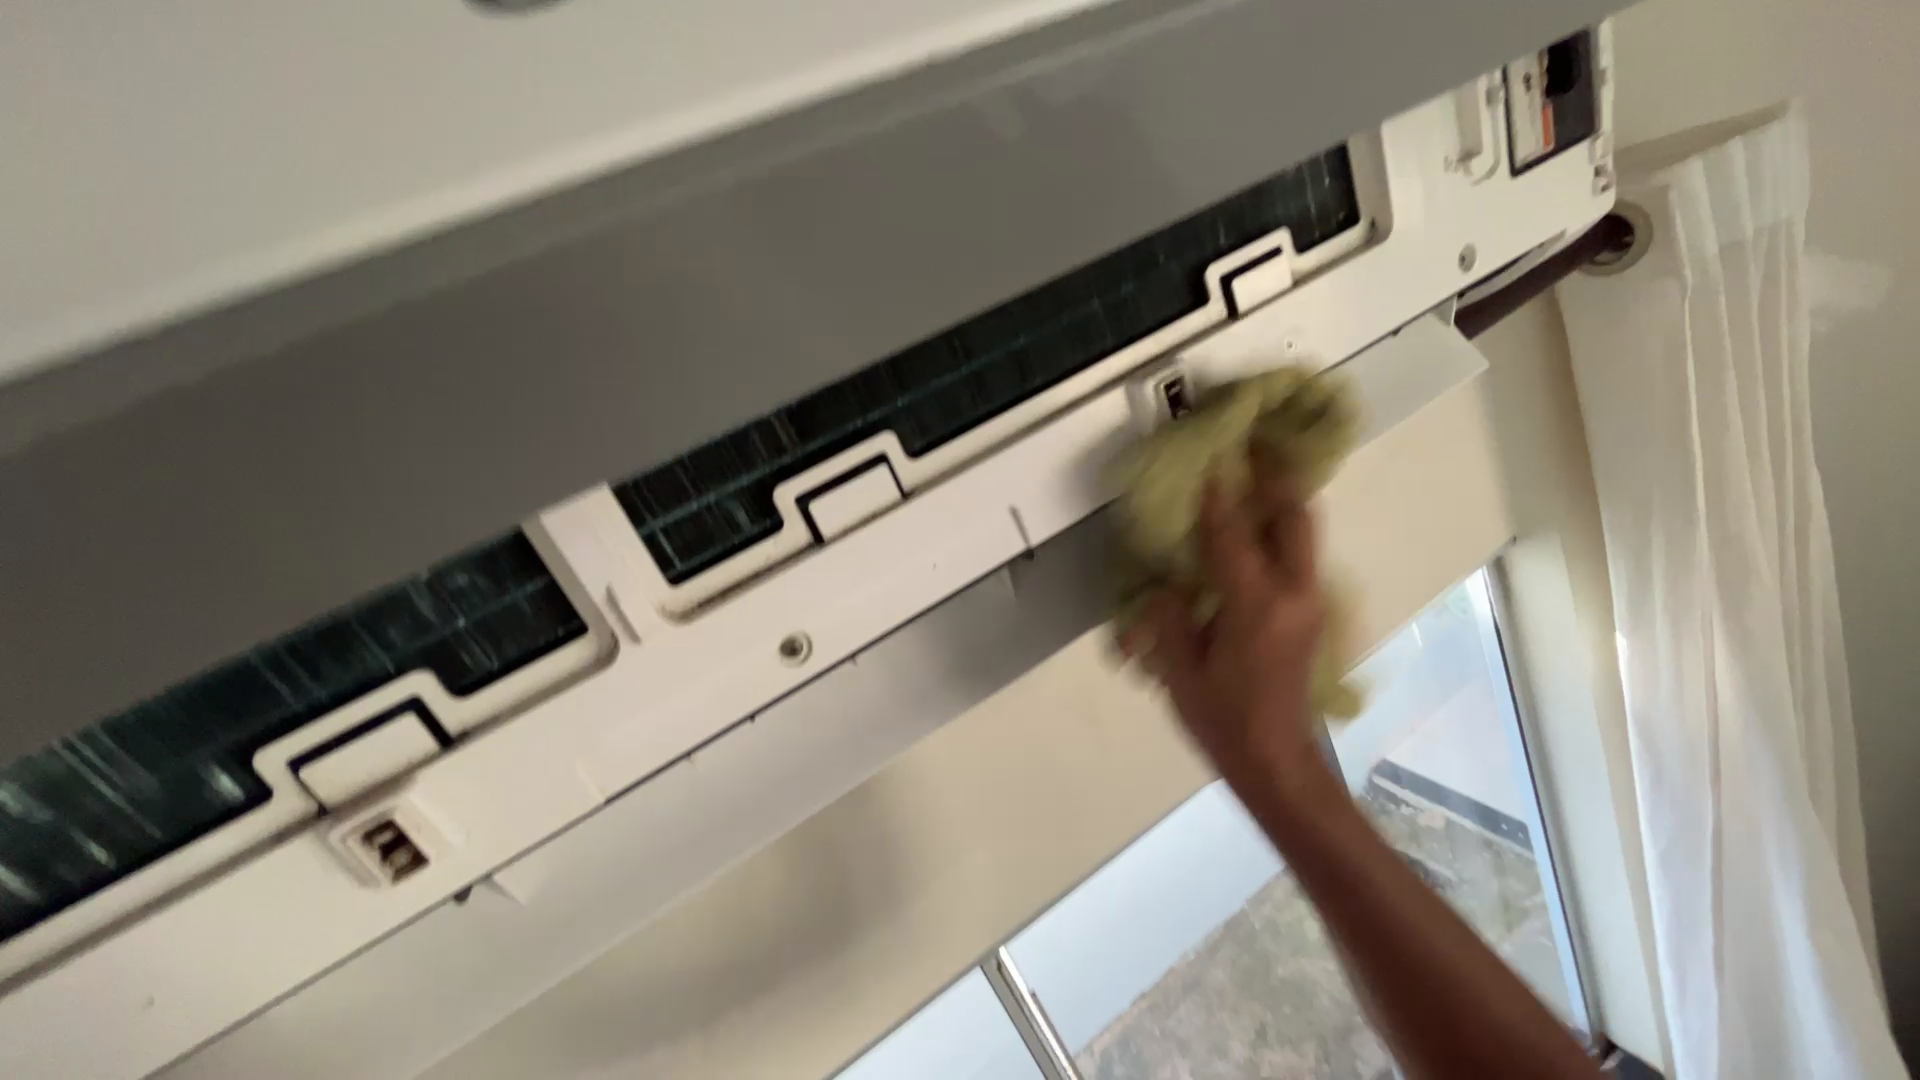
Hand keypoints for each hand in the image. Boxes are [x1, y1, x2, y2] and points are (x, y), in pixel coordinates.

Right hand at [1120, 452, 1330, 788]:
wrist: (1277, 761)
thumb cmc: (1223, 720)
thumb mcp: (1180, 671)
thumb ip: (1169, 617)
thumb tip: (1166, 584)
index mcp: (1256, 606)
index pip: (1232, 536)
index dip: (1218, 494)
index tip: (1210, 456)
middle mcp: (1293, 594)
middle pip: (1294, 518)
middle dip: (1275, 478)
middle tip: (1250, 448)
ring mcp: (1308, 603)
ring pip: (1303, 534)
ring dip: (1280, 501)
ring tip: (1253, 475)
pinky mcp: (1310, 614)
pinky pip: (1298, 556)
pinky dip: (1280, 531)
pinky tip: (1253, 529)